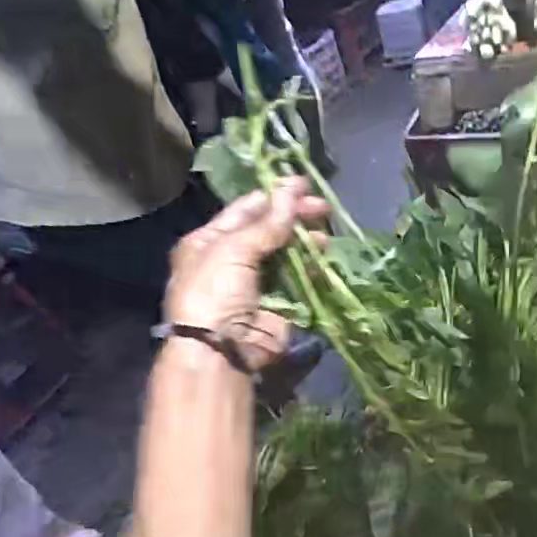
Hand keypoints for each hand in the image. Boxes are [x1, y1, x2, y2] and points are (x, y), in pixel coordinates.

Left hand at [164, 177, 328, 371]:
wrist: (219, 351)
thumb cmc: (214, 293)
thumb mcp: (232, 249)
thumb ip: (267, 223)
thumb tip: (292, 190)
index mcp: (210, 241)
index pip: (246, 210)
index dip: (275, 195)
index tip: (304, 185)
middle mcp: (233, 260)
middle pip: (270, 231)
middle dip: (295, 218)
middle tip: (324, 209)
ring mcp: (258, 285)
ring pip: (287, 256)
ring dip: (306, 244)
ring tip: (326, 237)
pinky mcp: (279, 307)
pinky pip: (298, 283)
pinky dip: (312, 272)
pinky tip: (325, 261)